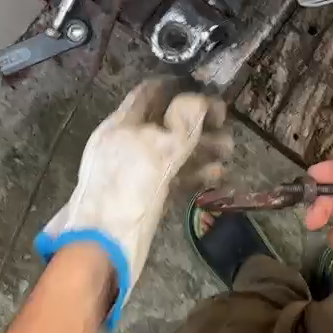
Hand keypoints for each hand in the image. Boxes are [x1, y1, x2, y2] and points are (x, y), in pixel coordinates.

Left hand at [37, 80, 231, 330]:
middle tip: (226, 122)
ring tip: (229, 150)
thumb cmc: (127, 189)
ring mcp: (136, 171)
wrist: (104, 246)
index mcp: (122, 124)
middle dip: (198, 121)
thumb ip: (182, 122)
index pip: (150, 92)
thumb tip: (199, 98)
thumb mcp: (158, 149)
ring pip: (173, 151)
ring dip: (202, 148)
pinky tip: (217, 175)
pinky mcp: (147, 196)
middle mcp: (128, 143)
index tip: (207, 87)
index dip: (178, 86)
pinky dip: (195, 174)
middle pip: (166, 122)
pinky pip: (174, 177)